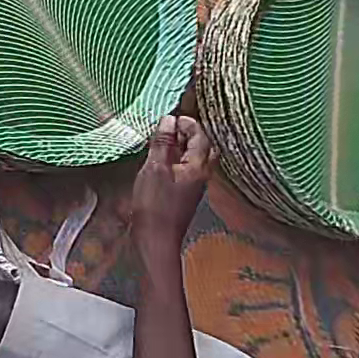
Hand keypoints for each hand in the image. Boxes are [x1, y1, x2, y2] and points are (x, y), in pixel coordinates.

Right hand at [130, 115, 212, 252]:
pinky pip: (186, 169)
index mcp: (199, 167)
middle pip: (203, 147)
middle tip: (169, 129)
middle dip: (189, 134)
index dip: (187, 123)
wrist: (155, 239)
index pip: (201, 136)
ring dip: (182, 147)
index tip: (170, 118)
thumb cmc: (154, 204)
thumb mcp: (154, 168)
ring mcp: (193, 186)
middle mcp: (202, 175)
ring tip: (163, 142)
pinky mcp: (183, 194)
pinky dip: (177, 159)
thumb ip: (162, 143)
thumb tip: (168, 120)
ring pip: (195, 159)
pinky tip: (160, 161)